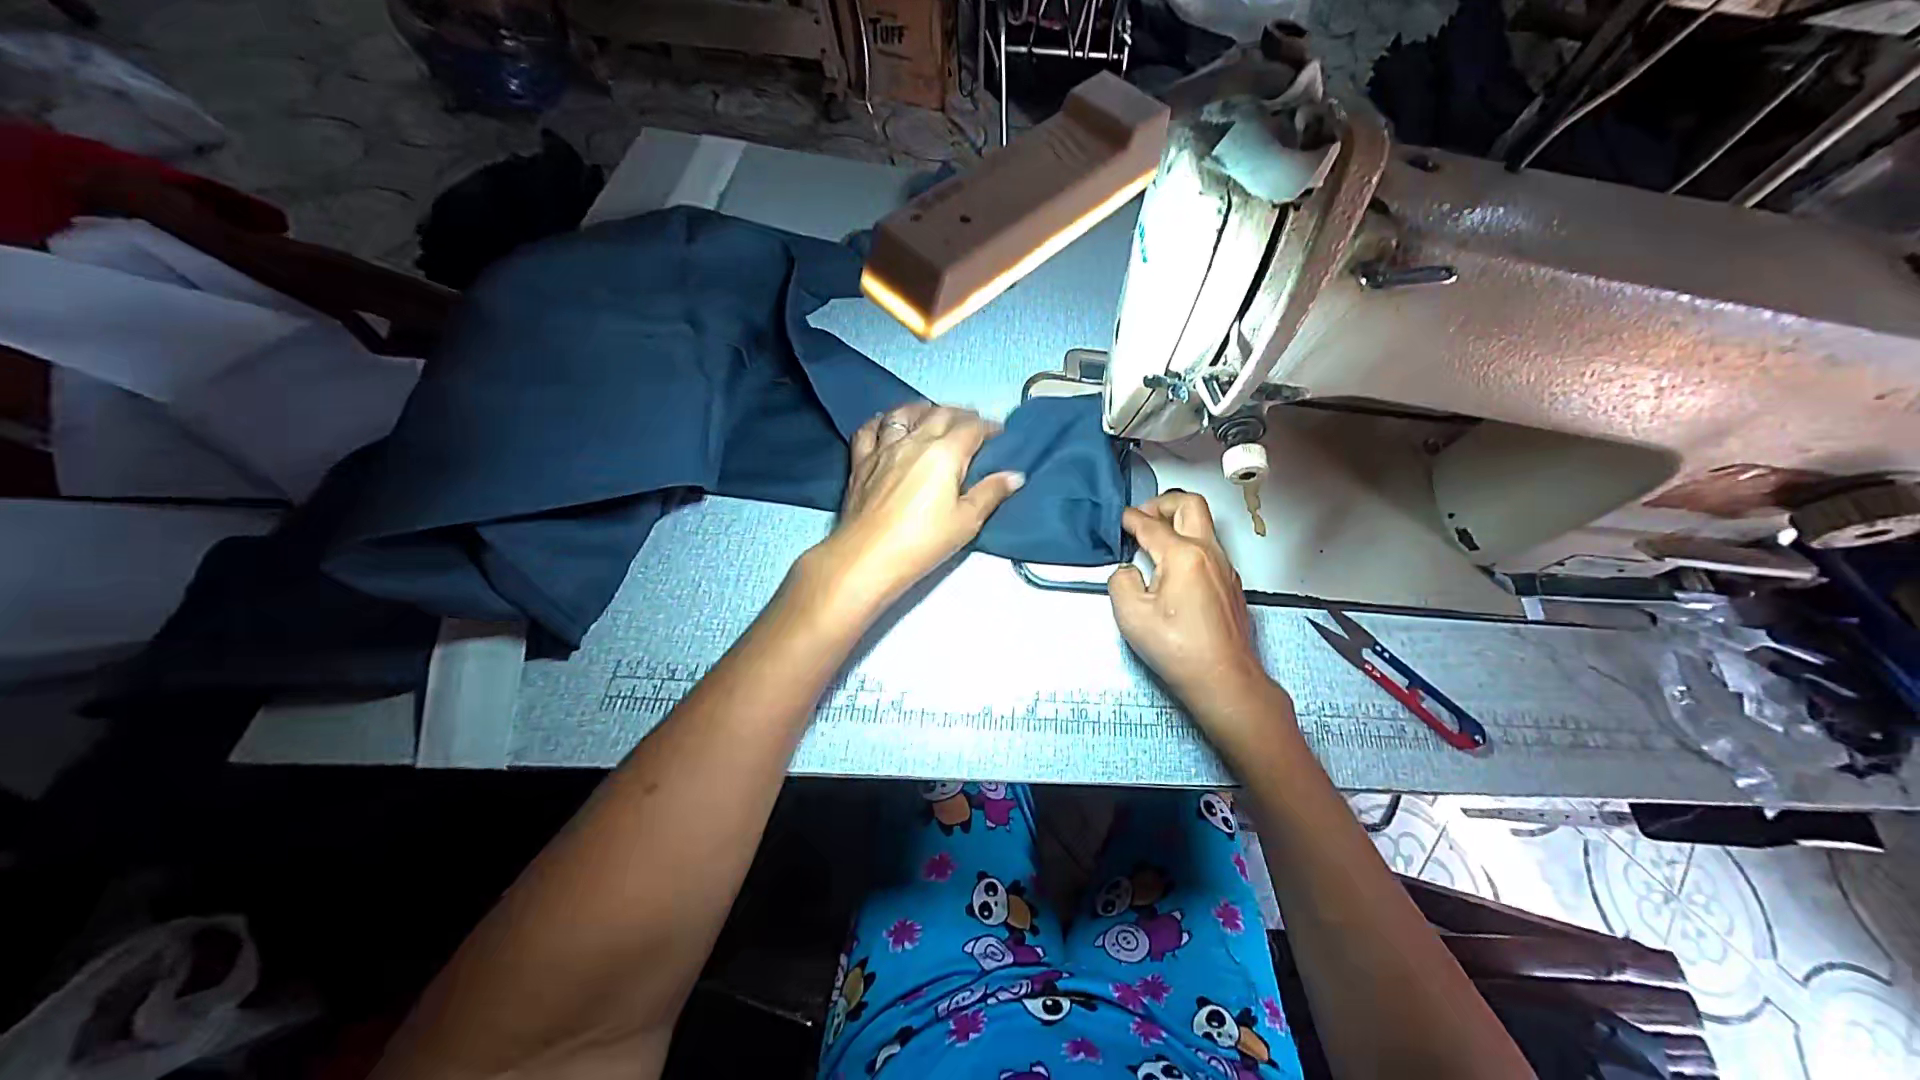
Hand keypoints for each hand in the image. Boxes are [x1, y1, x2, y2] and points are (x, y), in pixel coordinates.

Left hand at [806, 403, 1024, 609]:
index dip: (989, 427)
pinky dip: (881, 422)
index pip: (972, 428)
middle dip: (961, 415)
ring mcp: (884, 449)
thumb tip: (1015, 475)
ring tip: (931, 413)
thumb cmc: (922, 542)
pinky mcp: (860, 461)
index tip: (998, 433)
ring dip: (922, 409)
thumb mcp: (966, 522)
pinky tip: (886, 424)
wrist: (867, 557)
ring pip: (903, 414)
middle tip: (972, 424)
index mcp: (945, 453)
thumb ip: (990, 493)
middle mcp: (914, 441)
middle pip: (940, 414)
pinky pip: (869, 430)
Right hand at [1109, 491, 1274, 714]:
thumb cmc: (1180, 650)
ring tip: (1155, 540)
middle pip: (1189, 504)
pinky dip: (1189, 544)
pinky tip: (1173, 568)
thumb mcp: (1131, 615)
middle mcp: (1209, 554)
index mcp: (1184, 555)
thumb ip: (1121, 581)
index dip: (1130, 518)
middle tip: (1143, 516)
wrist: (1223, 679)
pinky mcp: (1231, 584)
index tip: (1120, 519)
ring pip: (1203, 525)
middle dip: (1162, 503)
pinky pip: (1210, 548)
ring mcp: (1225, 568)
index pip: (1151, 524)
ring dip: (1178, 522)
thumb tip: (1128, 571)